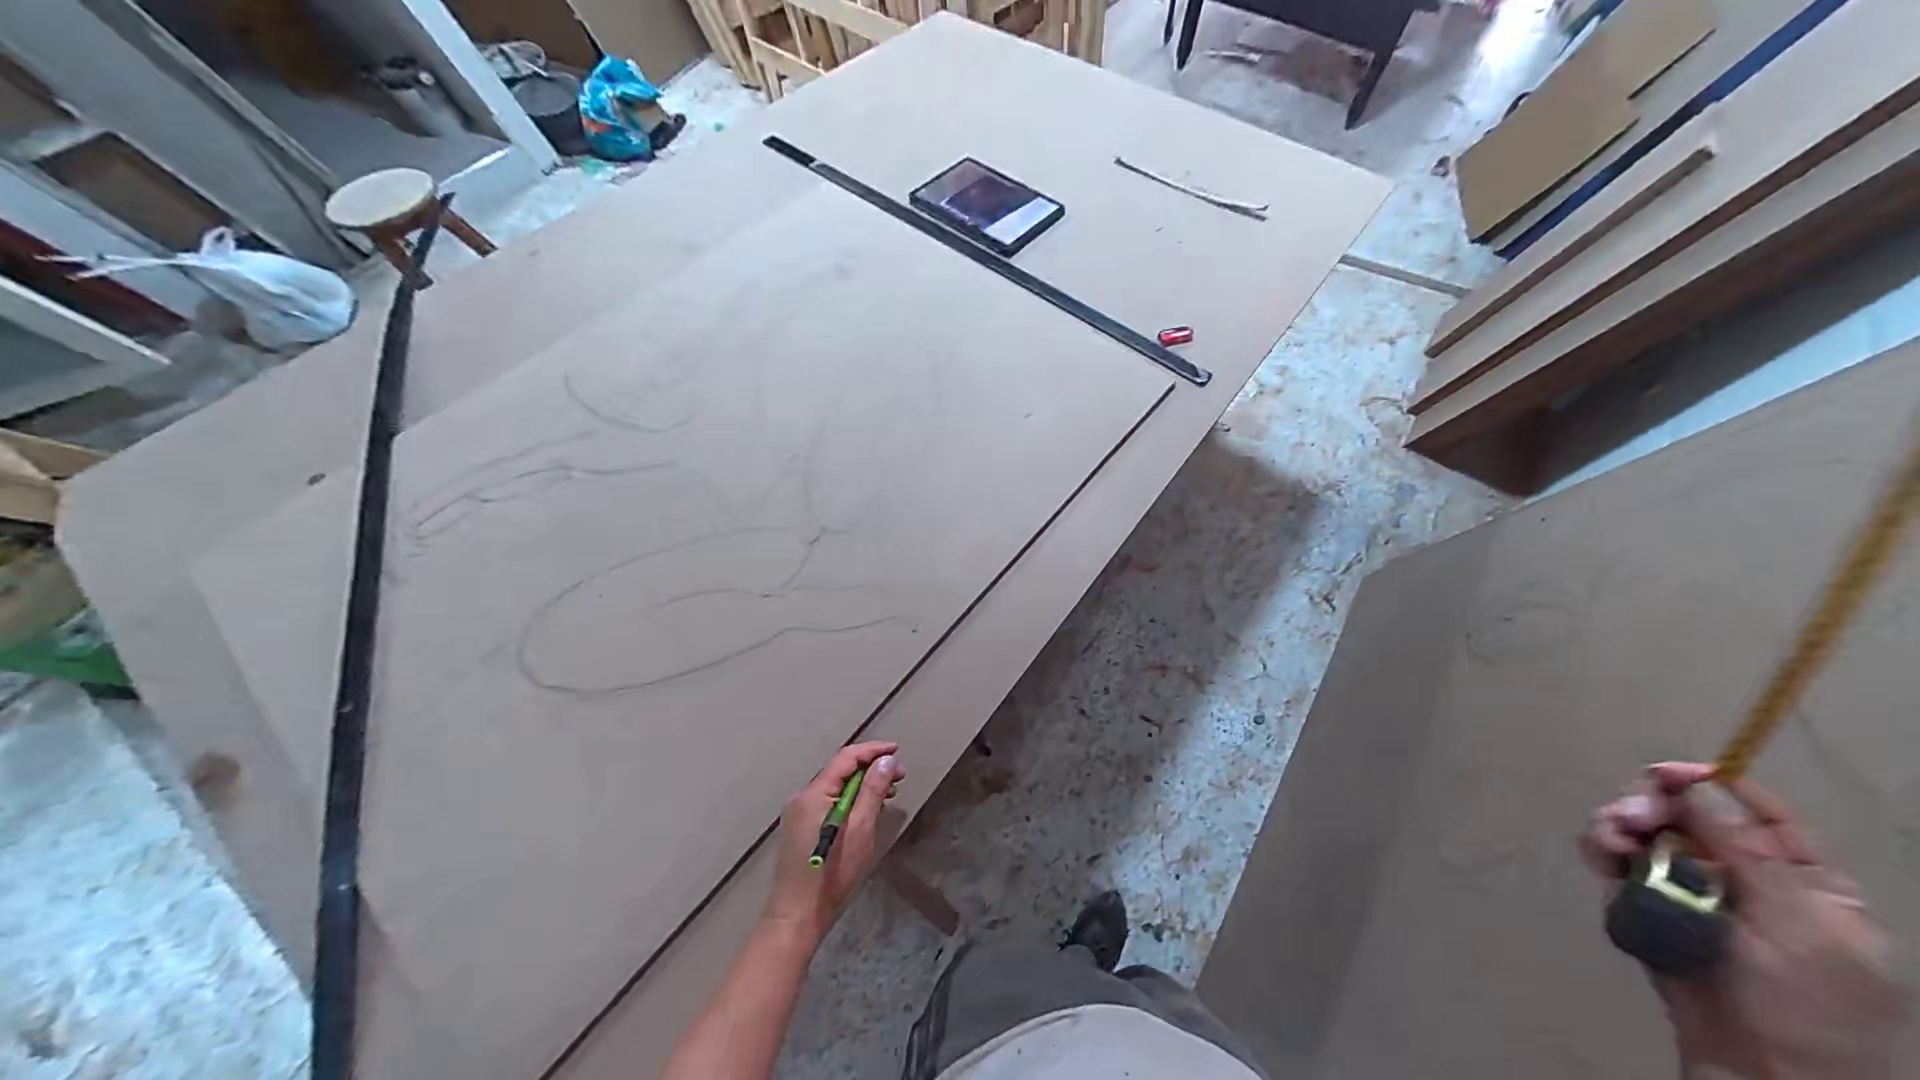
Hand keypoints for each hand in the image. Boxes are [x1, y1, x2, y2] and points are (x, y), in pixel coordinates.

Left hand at [763, 741, 903, 942]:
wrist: (798, 913)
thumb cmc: (832, 872)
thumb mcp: (860, 828)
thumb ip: (872, 791)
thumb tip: (886, 761)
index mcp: (814, 793)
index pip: (846, 758)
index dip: (873, 751)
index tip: (897, 750)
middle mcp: (803, 796)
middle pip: (840, 770)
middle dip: (870, 767)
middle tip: (899, 775)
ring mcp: (800, 812)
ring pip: (836, 786)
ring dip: (862, 784)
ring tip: (889, 791)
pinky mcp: (802, 827)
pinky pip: (829, 800)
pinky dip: (850, 798)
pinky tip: (867, 808)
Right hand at [1583, 763, 1907, 1077]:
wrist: (1757, 1067)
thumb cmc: (1802, 1000)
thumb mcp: (1797, 924)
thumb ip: (1748, 850)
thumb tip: (1698, 786)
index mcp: (1800, 877)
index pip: (1757, 811)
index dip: (1710, 784)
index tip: (1662, 773)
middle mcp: (1741, 873)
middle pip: (1688, 814)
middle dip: (1650, 805)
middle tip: (1627, 815)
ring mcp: (1689, 888)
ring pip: (1644, 833)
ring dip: (1618, 825)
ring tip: (1606, 837)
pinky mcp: (1645, 902)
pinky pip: (1617, 862)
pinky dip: (1602, 849)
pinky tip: (1598, 854)